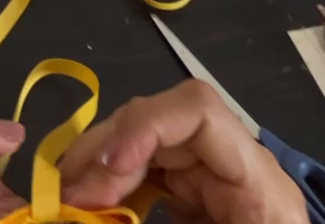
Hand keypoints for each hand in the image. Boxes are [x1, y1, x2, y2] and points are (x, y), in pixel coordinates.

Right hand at [59, 80, 306, 223]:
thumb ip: (144, 221)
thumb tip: (77, 212)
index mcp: (260, 187)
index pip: (199, 112)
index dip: (143, 126)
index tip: (102, 172)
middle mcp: (235, 168)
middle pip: (159, 123)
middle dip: (106, 152)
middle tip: (65, 195)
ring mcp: (214, 181)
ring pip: (145, 143)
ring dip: (100, 166)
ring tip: (69, 198)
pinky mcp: (197, 200)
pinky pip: (148, 174)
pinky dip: (114, 185)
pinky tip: (93, 203)